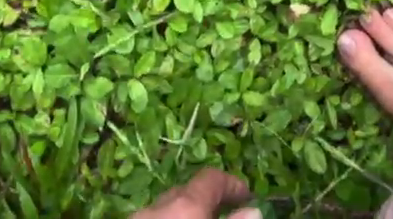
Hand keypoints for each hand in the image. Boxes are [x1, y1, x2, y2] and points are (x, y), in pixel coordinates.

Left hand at [131, 168, 258, 218]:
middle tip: (226, 212)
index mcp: (185, 202)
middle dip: (207, 199)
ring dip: (184, 212)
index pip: (211, 177)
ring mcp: (137, 216)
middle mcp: (158, 203)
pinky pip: (152, 217)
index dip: (232, 184)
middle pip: (187, 191)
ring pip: (166, 207)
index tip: (248, 197)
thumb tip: (254, 210)